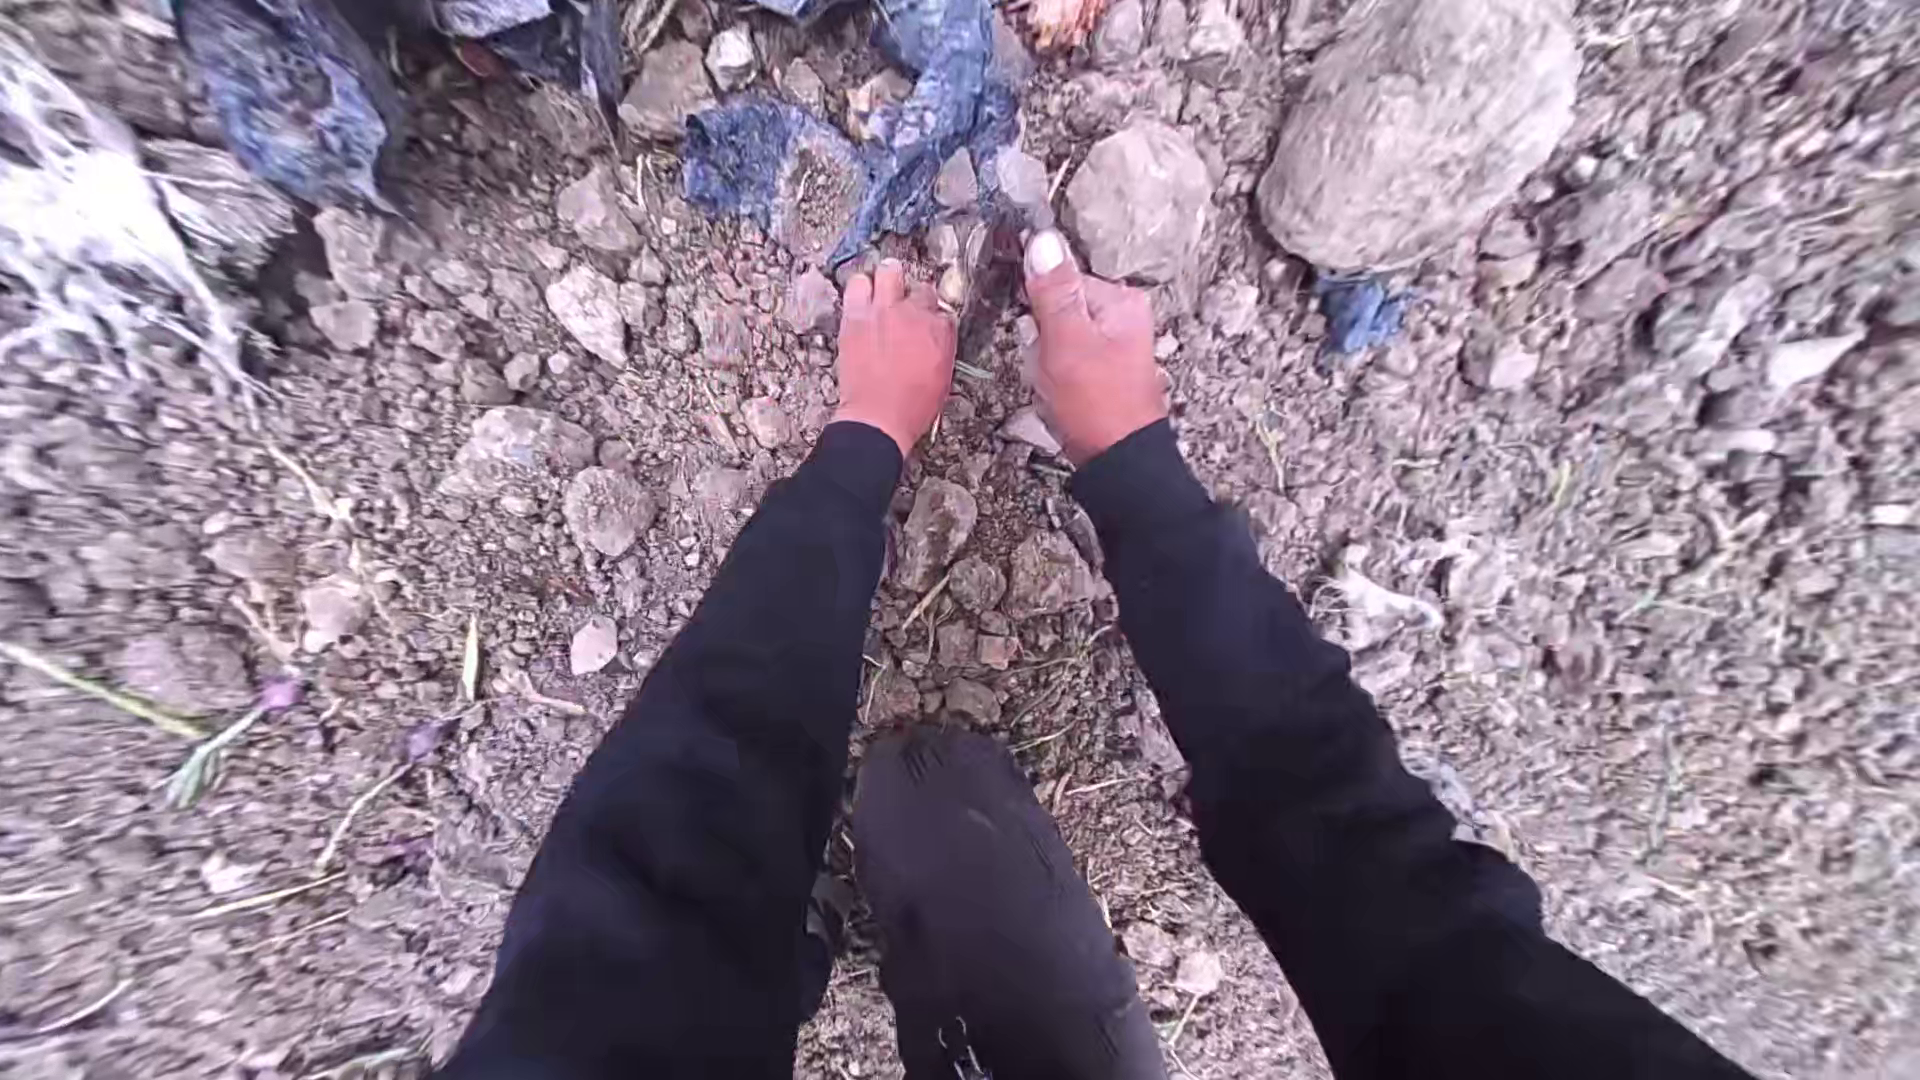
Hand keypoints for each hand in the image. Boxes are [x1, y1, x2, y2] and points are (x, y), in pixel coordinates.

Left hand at [834, 259, 956, 455]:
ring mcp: (884, 311)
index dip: (932, 316)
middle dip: (913, 297)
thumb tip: (935, 339)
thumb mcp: (942, 379)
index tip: (925, 323)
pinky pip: (857, 285)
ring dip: (888, 281)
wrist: (879, 417)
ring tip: (883, 293)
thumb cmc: (911, 407)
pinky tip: (862, 299)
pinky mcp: (857, 316)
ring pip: (889, 272)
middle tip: (904, 308)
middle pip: (919, 287)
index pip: (941, 308)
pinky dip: (860, 289)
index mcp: (940, 331)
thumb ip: (941, 349)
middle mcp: (915, 314)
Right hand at [1023, 230, 1167, 464]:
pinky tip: (1063, 399)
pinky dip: (1055, 383)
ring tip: (1059, 389)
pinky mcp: (1102, 374)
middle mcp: (1121, 319)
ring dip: (1045, 366)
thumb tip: (1043, 240)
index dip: (1039, 312)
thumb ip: (1053, 292)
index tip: (1040, 337)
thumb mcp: (1067, 342)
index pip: (1060, 282)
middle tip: (1053, 369)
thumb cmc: (1097, 405)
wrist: (1117, 462)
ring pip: (1054, 343)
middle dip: (1042, 343)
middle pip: (1056, 313)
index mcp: (1120, 302)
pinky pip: (1063, 366)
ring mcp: (1112, 348)